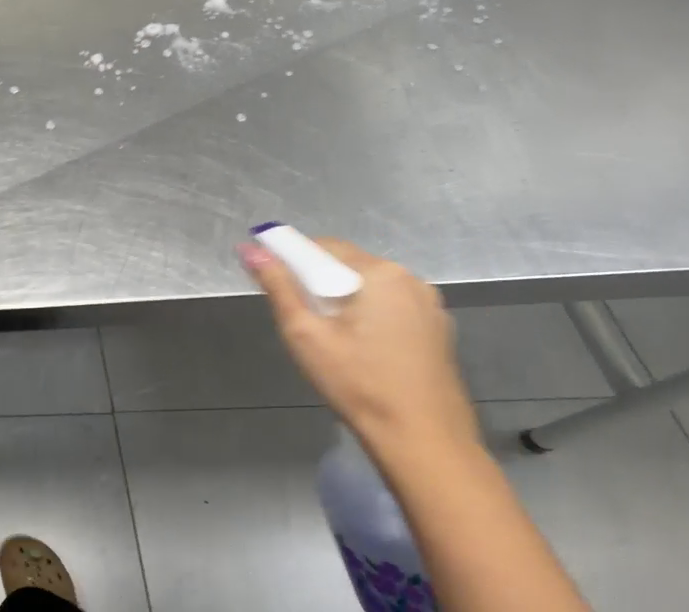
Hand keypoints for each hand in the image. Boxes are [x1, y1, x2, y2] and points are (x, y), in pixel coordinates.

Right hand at [239, 237, 480, 454]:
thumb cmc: (357, 384)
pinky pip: (391, 306)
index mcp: (380, 273)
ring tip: (330, 337)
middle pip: (348, 265)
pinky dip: (369, 314)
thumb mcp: (305, 333)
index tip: (276, 286)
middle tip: (302, 319)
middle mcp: (411, 279)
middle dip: (319, 282)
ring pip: (370, 287)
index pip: (323, 246)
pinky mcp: (439, 330)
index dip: (293, 260)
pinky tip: (361, 348)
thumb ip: (277, 285)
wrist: (425, 442)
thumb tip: (249, 248)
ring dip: (344, 299)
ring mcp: (430, 305)